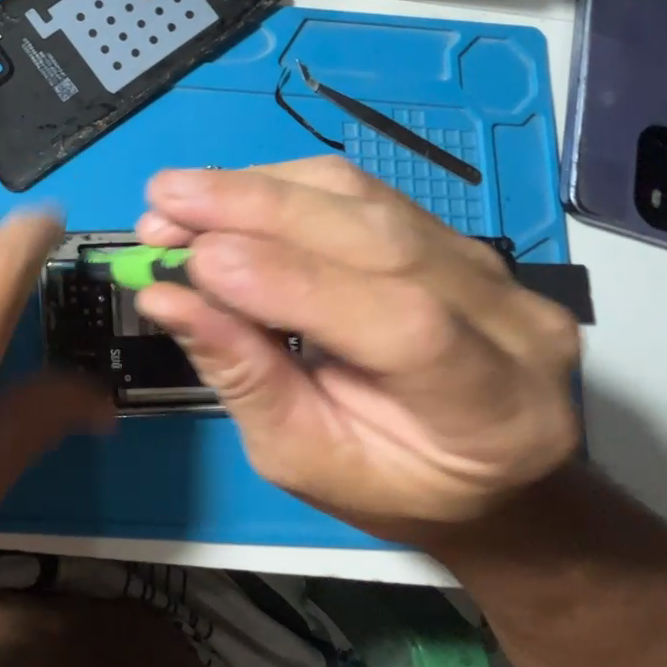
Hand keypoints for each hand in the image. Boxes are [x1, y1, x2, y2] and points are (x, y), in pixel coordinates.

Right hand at [134, 159, 579, 536]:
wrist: (481, 468)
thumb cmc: (388, 480)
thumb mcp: (301, 456)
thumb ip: (242, 375)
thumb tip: (163, 298)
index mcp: (488, 409)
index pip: (400, 325)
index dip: (293, 283)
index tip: (193, 263)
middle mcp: (505, 320)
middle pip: (381, 238)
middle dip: (257, 210)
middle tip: (161, 203)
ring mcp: (483, 264)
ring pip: (363, 198)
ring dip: (257, 188)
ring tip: (176, 201)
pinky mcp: (447, 233)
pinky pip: (358, 191)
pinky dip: (278, 186)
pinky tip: (223, 200)